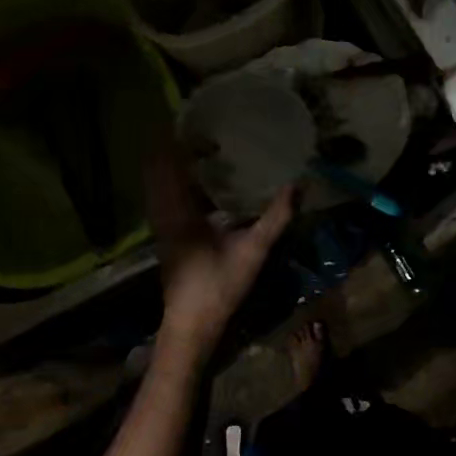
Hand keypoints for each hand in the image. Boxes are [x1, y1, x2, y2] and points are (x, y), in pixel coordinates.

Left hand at [147, 148, 295, 343]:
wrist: (191, 324)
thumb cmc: (218, 286)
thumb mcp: (252, 250)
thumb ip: (275, 217)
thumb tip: (298, 185)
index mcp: (176, 210)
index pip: (167, 159)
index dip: (183, 138)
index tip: (210, 131)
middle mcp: (161, 211)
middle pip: (157, 165)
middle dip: (178, 145)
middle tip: (209, 135)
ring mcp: (160, 224)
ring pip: (159, 181)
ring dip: (177, 163)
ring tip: (208, 153)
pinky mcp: (165, 234)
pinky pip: (164, 195)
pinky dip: (178, 181)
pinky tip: (205, 186)